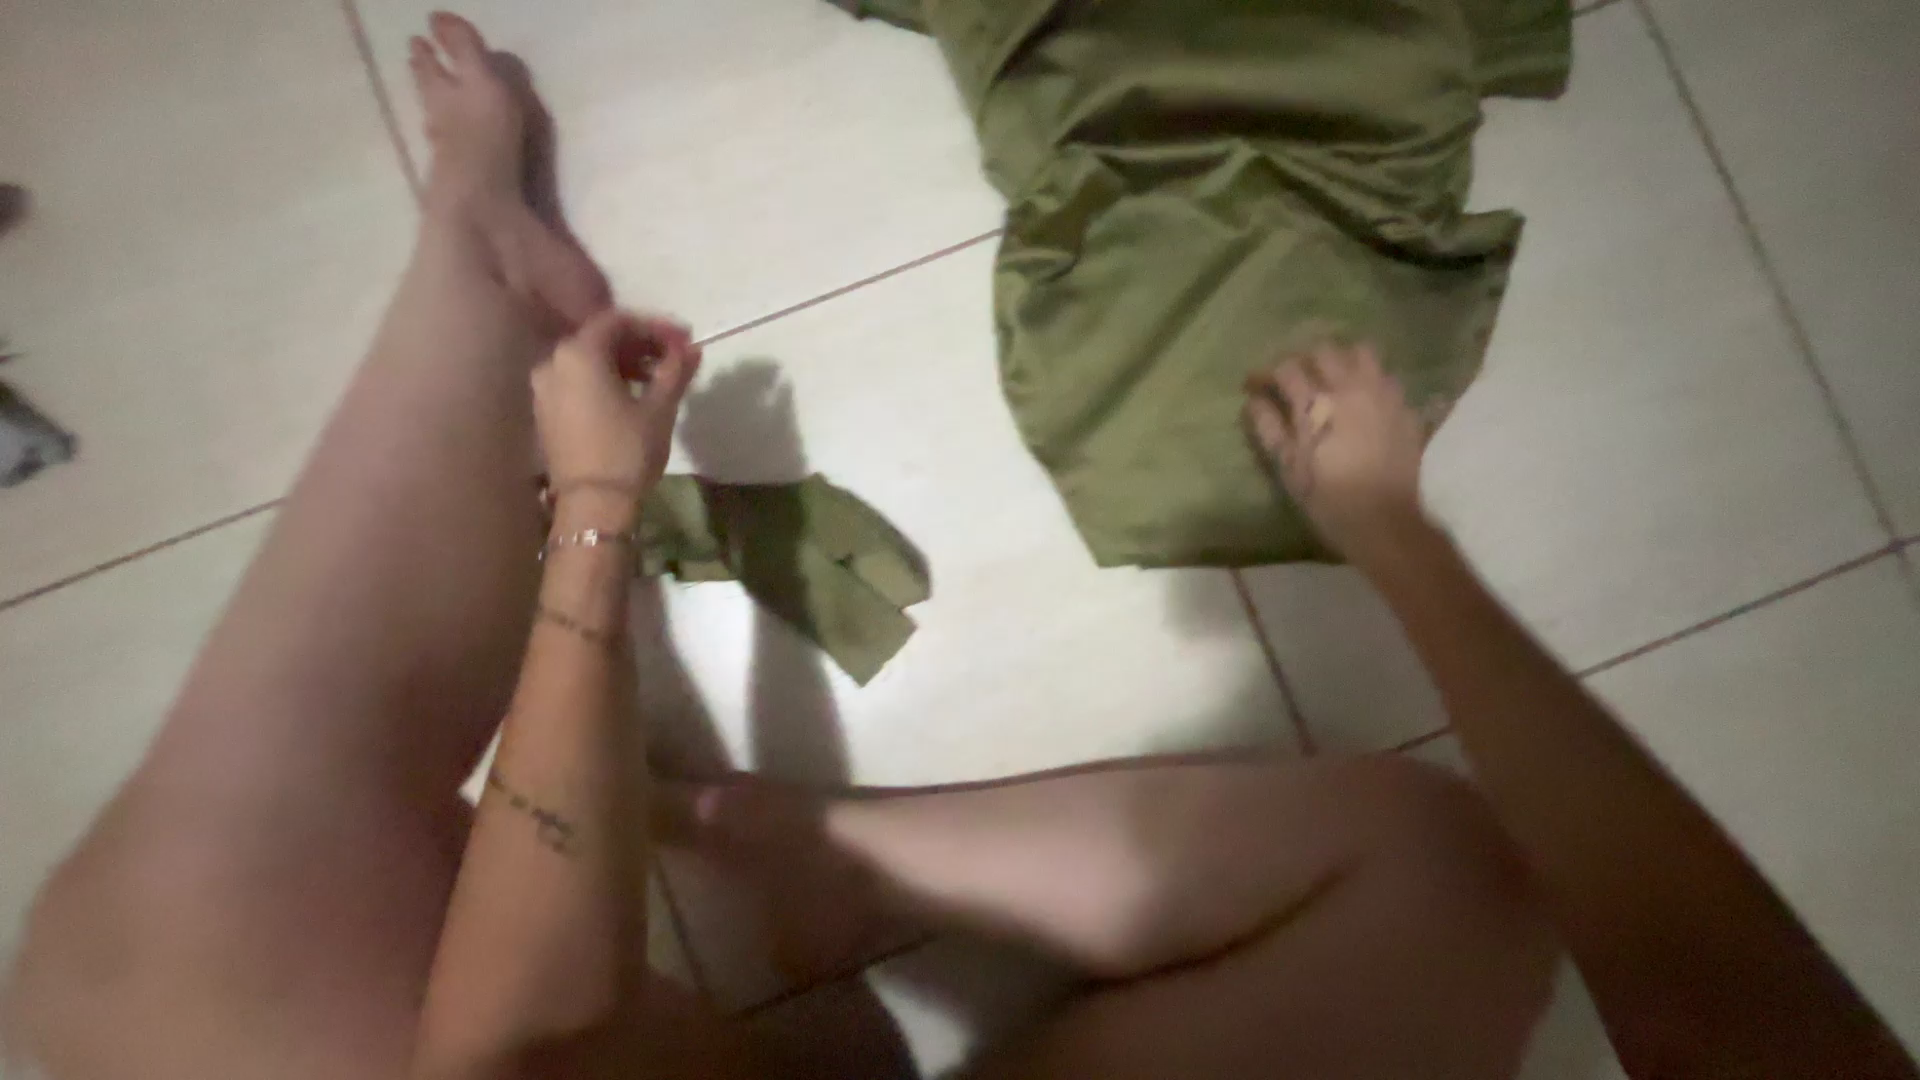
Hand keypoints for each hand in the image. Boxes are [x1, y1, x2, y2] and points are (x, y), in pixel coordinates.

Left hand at [532, 309, 701, 503]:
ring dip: (624, 363)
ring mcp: (544, 388)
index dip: (655, 326)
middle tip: (674, 357)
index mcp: (579, 354)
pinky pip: (578, 381)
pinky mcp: (546, 411)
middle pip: (601, 338)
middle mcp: (553, 362)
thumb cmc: (628, 450)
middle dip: (640, 343)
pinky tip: (631, 396)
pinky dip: (605, 380)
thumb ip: (675, 371)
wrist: (593, 503)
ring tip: (657, 379)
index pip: (618, 320)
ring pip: (589, 361)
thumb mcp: (659, 408)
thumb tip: (692, 348)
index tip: (684, 339)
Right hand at [1244, 341, 1429, 559]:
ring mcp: (1381, 393)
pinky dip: (1366, 375)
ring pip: (1359, 352)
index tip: (1254, 384)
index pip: (1286, 368)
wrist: (1385, 519)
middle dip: (1302, 360)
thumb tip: (1254, 400)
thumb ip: (1269, 427)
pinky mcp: (1403, 405)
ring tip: (1329, 379)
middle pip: (1323, 351)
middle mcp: (1350, 388)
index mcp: (1316, 404)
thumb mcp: (1287, 467)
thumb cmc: (1327, 498)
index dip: (1266, 373)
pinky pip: (1384, 373)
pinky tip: (1359, 396)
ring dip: (1339, 359)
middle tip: (1291, 380)